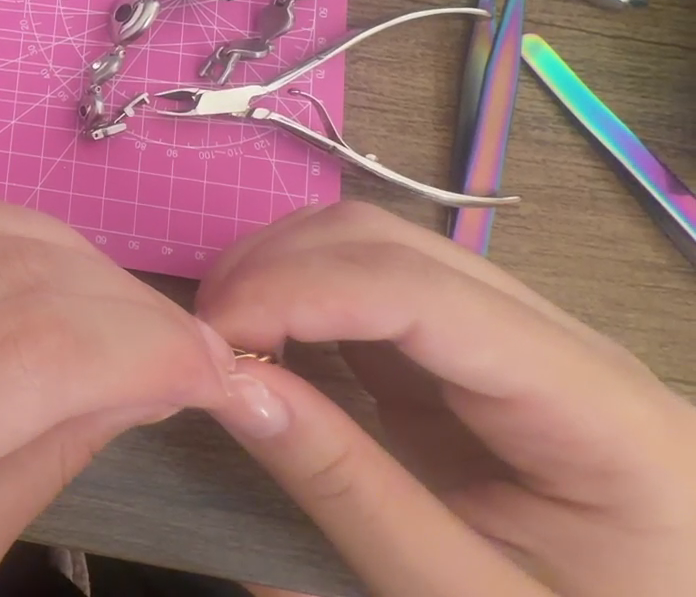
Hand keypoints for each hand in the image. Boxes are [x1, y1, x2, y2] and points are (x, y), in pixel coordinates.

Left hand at [0, 196, 232, 596]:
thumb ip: (38, 455)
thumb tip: (141, 370)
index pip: (25, 350)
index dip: (144, 345)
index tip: (217, 370)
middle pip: (4, 266)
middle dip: (120, 297)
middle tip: (183, 348)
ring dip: (71, 256)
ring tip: (121, 317)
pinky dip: (8, 244)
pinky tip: (41, 287)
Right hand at [201, 202, 695, 596]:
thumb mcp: (460, 595)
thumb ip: (348, 490)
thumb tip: (230, 383)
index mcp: (602, 415)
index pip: (421, 294)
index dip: (297, 292)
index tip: (210, 340)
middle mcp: (567, 347)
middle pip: (389, 245)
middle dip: (273, 270)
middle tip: (205, 339)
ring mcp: (515, 339)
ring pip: (369, 245)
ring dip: (276, 270)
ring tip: (227, 337)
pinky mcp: (466, 351)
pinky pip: (364, 285)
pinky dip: (293, 294)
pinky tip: (264, 339)